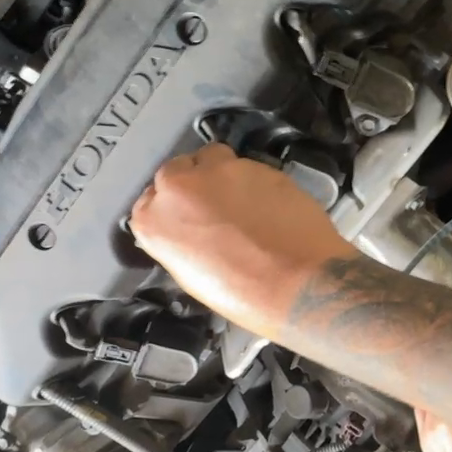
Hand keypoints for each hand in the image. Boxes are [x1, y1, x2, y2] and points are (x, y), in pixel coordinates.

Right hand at [130, 144, 357, 338]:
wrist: (299, 282)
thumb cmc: (244, 294)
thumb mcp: (192, 273)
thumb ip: (180, 238)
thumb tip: (191, 227)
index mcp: (153, 219)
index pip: (152, 198)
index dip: (175, 205)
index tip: (190, 214)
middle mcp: (180, 186)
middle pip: (179, 170)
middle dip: (195, 183)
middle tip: (217, 206)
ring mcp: (222, 171)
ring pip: (215, 158)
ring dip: (224, 175)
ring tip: (246, 202)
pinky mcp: (260, 166)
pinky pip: (251, 167)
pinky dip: (256, 182)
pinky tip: (272, 205)